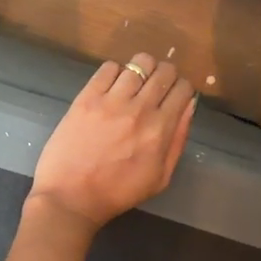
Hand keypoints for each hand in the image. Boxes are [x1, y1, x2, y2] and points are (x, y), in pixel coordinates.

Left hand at [29, 53, 196, 232]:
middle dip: (165, 76)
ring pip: (139, 62)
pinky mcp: (86, 98)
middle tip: (155, 89)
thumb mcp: (160, 178)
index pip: (183, 89)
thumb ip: (178, 141)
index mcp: (160, 130)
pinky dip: (115, 72)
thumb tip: (189, 107)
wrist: (71, 198)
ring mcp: (111, 101)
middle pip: (164, 71)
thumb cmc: (117, 194)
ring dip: (142, 70)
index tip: (173, 98)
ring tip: (133, 84)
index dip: (182, 91)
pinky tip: (111, 87)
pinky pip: (108, 68)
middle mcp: (139, 109)